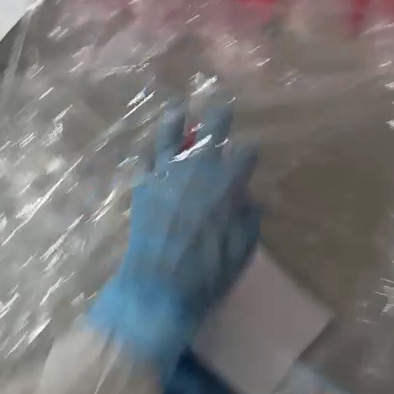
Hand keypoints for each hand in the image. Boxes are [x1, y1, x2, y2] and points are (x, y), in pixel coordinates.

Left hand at [88, 103, 260, 379]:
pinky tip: (152, 147)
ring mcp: (167, 173)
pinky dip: (149, 150)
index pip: (245, 152)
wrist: (158, 288)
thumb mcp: (243, 249)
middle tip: (222, 105)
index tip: (251, 153)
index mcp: (228, 183)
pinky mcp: (143, 185)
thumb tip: (249, 202)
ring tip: (180, 108)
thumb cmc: (208, 272)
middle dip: (220, 115)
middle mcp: (199, 168)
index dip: (250, 150)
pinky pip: (144, 158)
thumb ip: (248, 219)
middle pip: (213, 128)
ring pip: (171, 133)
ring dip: (177, 118)